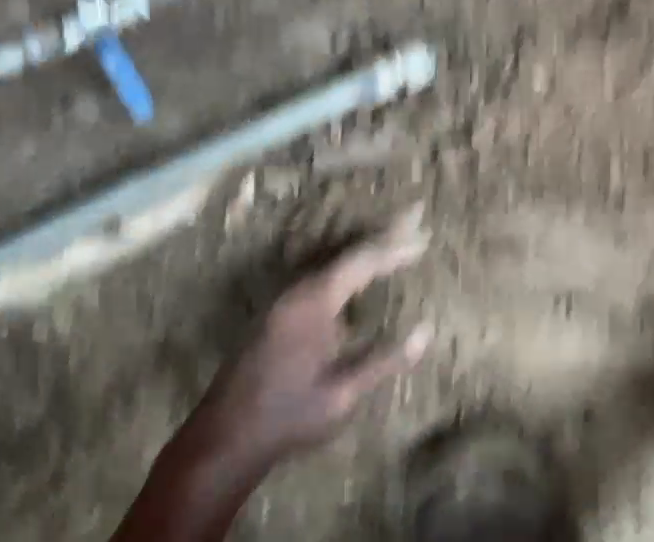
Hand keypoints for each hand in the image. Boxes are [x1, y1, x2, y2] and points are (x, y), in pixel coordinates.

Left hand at [195, 207, 433, 466]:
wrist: (227, 437)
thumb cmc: (289, 415)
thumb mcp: (343, 393)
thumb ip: (384, 360)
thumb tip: (425, 331)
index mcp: (313, 302)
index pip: (360, 262)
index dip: (393, 249)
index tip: (423, 240)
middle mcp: (296, 292)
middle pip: (345, 255)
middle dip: (382, 238)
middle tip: (414, 217)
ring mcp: (283, 303)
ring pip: (330, 266)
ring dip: (363, 255)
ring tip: (393, 243)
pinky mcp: (276, 317)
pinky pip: (318, 280)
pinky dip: (345, 272)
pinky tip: (357, 281)